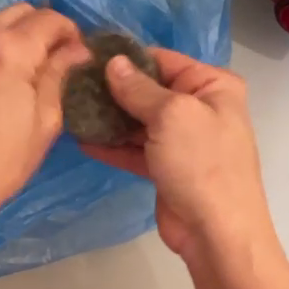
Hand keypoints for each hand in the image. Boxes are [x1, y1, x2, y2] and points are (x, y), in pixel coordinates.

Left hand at [0, 4, 86, 221]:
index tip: (78, 55)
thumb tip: (77, 50)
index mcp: (9, 50)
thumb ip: (59, 74)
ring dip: (16, 37)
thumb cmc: (4, 160)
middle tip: (56, 59)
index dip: (70, 32)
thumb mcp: (45, 120)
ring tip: (28, 69)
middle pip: (20, 13)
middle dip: (43, 29)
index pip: (50, 19)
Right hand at [79, 49, 273, 260]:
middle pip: (149, 90)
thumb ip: (138, 89)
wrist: (216, 232)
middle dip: (113, 90)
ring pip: (139, 121)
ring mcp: (183, 140)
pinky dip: (113, 146)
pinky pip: (136, 149)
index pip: (163, 60)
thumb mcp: (171, 116)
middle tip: (72, 86)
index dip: (126, 59)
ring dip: (109, 119)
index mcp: (212, 86)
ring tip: (71, 111)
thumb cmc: (201, 164)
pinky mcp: (166, 167)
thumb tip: (113, 63)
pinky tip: (84, 141)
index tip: (87, 57)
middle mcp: (199, 108)